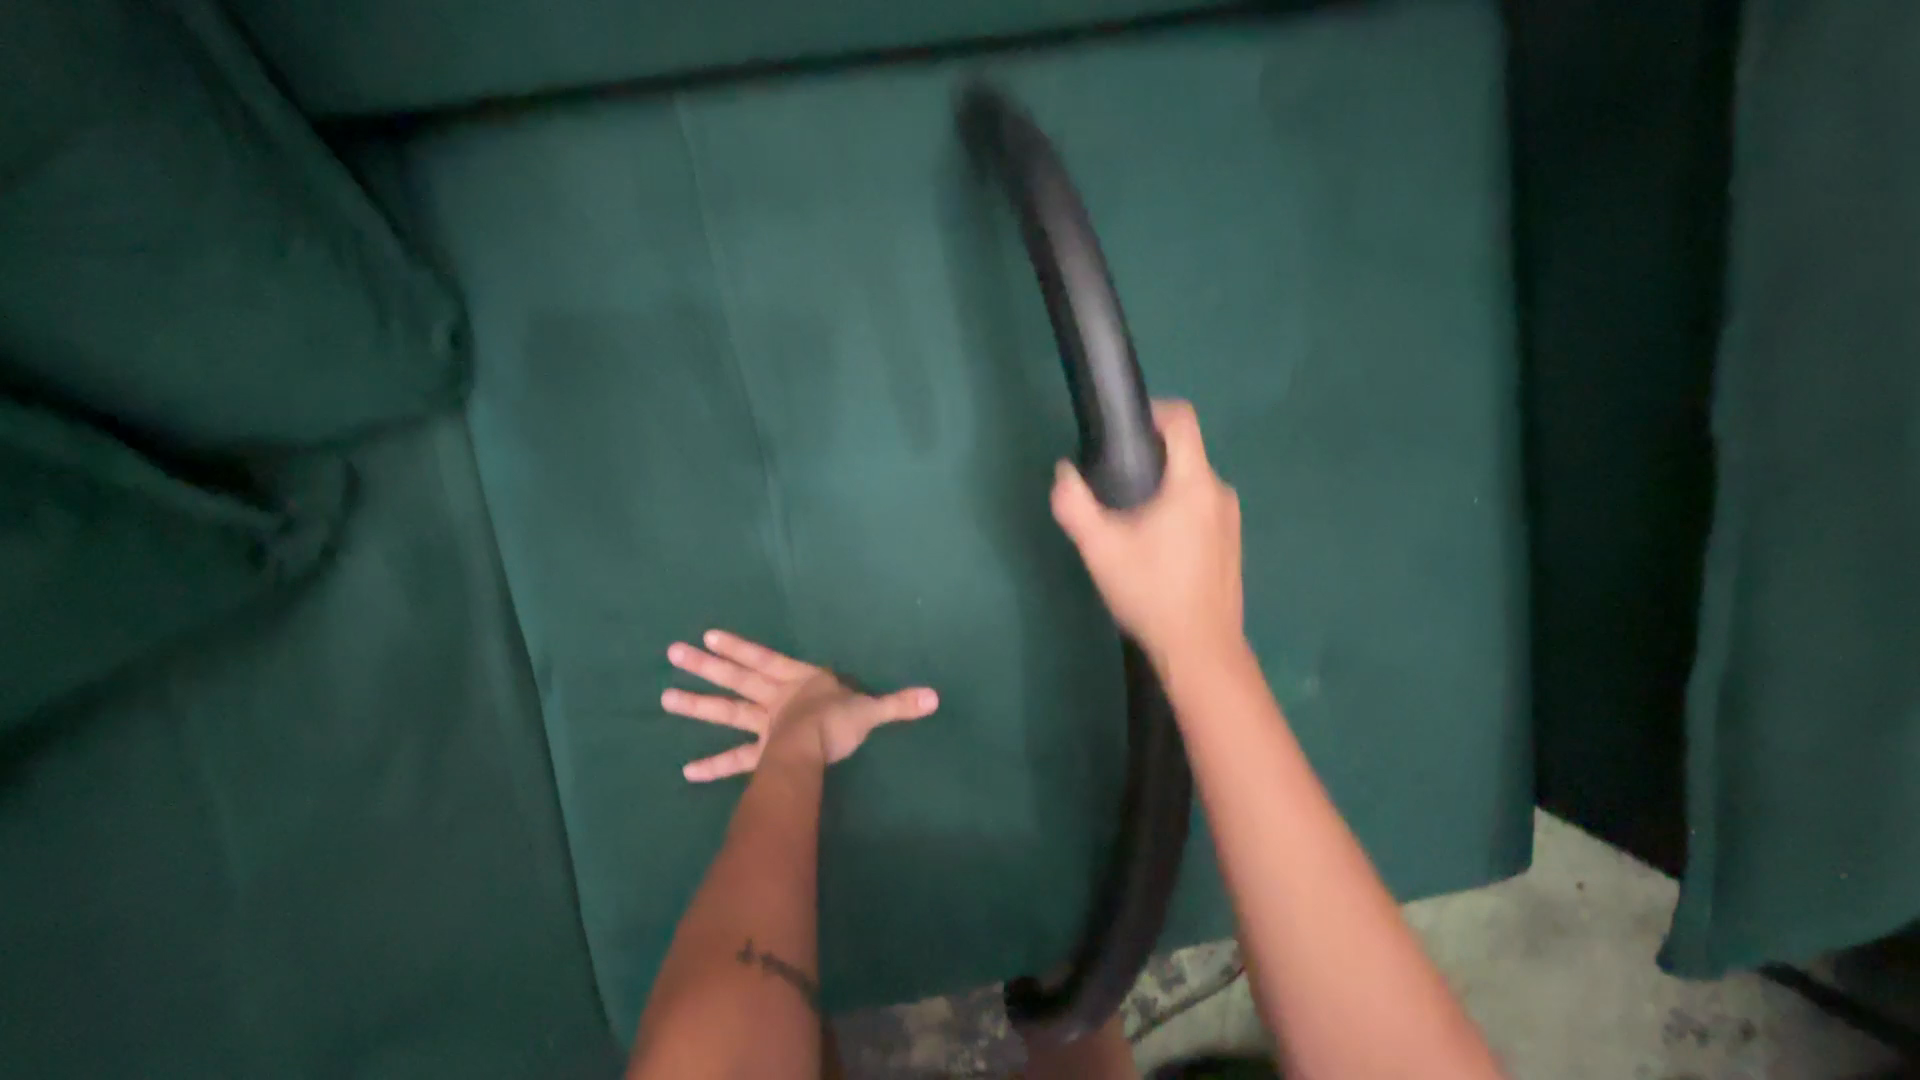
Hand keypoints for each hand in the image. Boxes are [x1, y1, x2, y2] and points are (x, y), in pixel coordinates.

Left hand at [662, 630, 937, 781]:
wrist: (818, 750)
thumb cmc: (841, 723)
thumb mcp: (871, 709)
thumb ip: (898, 703)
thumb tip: (935, 697)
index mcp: (797, 680)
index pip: (764, 658)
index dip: (739, 647)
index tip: (709, 634)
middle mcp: (774, 698)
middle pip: (735, 679)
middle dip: (705, 666)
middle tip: (673, 652)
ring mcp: (764, 725)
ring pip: (726, 712)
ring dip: (696, 705)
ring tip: (664, 698)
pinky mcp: (761, 752)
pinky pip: (734, 759)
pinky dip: (712, 766)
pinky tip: (687, 771)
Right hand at [1050, 400, 1244, 667]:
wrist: (1201, 650)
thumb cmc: (1151, 593)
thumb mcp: (1100, 549)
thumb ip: (1074, 505)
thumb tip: (1063, 473)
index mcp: (1194, 483)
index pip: (1183, 419)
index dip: (1152, 411)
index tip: (1121, 429)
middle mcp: (1220, 492)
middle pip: (1184, 452)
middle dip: (1148, 458)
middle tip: (1111, 485)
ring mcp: (1231, 520)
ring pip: (1192, 483)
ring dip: (1162, 488)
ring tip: (1129, 521)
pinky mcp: (1231, 544)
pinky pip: (1201, 509)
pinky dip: (1177, 512)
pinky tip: (1155, 548)